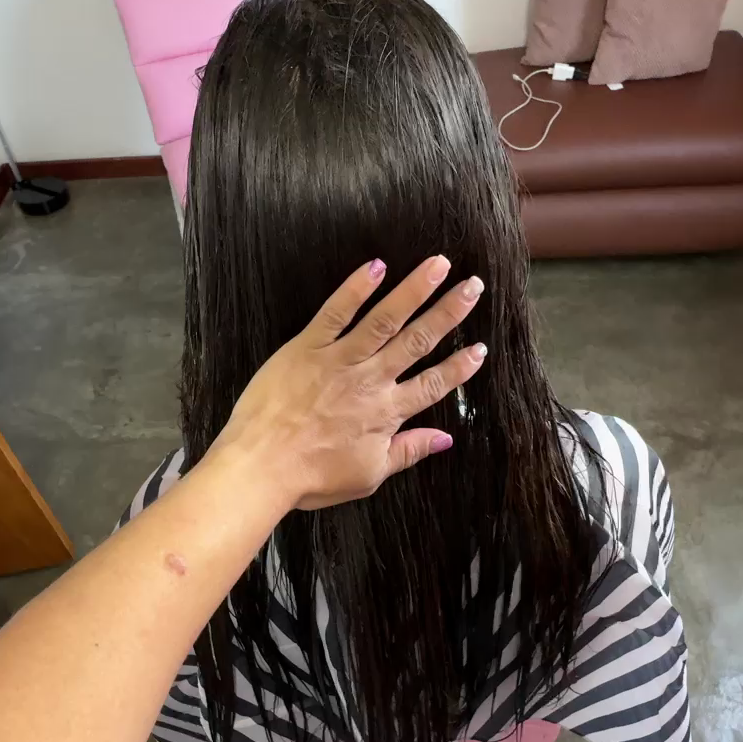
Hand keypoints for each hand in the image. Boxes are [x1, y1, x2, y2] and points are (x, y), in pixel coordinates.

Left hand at [208, 255, 488, 510]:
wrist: (262, 466)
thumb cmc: (311, 477)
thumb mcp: (368, 475)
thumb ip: (408, 452)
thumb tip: (445, 439)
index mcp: (386, 414)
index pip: (433, 385)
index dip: (459, 367)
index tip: (479, 349)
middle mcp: (370, 381)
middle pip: (418, 341)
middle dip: (448, 313)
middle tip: (473, 287)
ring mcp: (339, 360)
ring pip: (385, 319)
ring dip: (414, 289)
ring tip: (438, 264)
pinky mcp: (307, 347)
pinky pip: (335, 312)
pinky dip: (355, 288)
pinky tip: (377, 266)